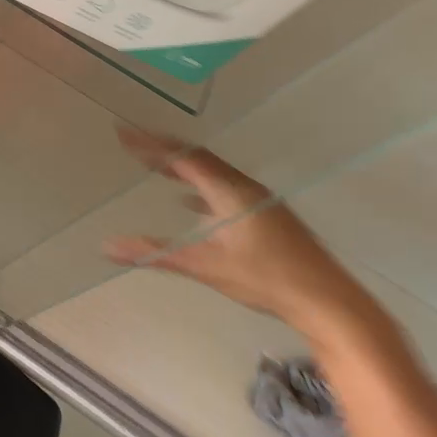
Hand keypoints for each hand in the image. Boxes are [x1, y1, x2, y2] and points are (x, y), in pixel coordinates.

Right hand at [105, 127, 372, 335]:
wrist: (328, 303)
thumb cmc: (267, 280)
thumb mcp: (206, 266)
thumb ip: (157, 253)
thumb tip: (108, 247)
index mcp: (230, 192)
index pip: (184, 158)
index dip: (152, 145)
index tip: (124, 133)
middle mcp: (246, 189)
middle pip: (200, 160)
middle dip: (165, 152)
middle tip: (135, 145)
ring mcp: (260, 203)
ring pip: (215, 174)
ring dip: (184, 168)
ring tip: (157, 167)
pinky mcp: (268, 218)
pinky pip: (226, 189)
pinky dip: (201, 188)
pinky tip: (191, 203)